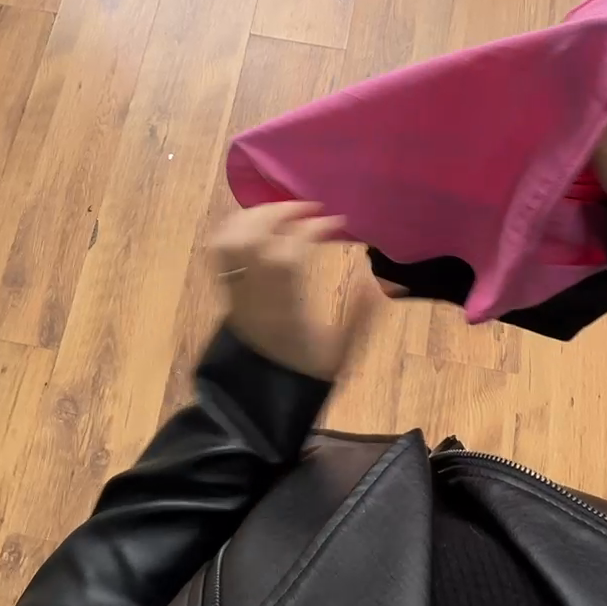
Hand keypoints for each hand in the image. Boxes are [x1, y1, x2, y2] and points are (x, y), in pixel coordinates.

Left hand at [209, 202, 379, 379]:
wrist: (259, 397)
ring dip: (256, 216)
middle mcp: (255, 292)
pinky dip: (235, 229)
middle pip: (255, 236)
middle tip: (309, 208)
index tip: (336, 221)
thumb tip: (387, 282)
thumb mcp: (341, 350)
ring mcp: (234, 291)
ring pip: (232, 238)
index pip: (292, 250)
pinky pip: (220, 251)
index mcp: (285, 304)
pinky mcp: (225, 292)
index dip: (314, 227)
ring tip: (281, 211)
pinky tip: (255, 226)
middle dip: (281, 212)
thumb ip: (363, 314)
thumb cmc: (302, 374)